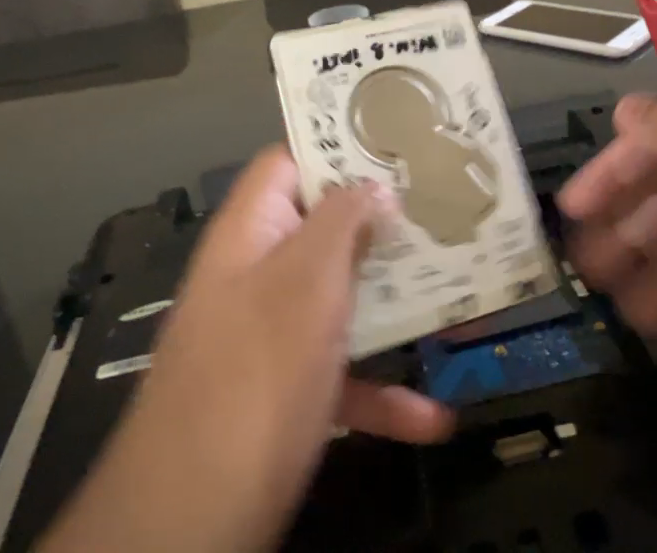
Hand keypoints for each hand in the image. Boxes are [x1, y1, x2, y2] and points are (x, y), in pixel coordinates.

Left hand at [41, 147, 452, 552]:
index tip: (402, 144)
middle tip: (450, 217)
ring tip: (463, 303)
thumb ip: (341, 222)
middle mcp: (259, 278)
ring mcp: (272, 340)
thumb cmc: (255, 375)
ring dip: (400, 310)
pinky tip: (433, 417)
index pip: (288, 163)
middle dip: (388, 231)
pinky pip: (344, 378)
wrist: (193, 513)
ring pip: (344, 305)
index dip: (338, 147)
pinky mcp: (287, 396)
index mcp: (250, 235)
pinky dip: (385, 394)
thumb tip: (373, 182)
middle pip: (327, 234)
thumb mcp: (305, 283)